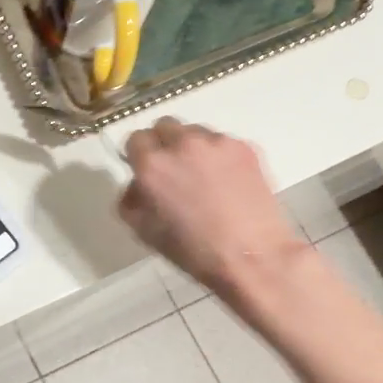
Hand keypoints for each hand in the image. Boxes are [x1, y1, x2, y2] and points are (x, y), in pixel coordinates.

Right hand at [118, 116, 305, 297]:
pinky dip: (219, 157)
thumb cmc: (193, 251)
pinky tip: (227, 183)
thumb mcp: (145, 232)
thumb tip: (138, 185)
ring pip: (195, 132)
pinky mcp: (245, 147)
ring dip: (192, 148)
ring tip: (203, 177)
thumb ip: (131, 200)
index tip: (146, 171)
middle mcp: (182, 144)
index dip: (138, 155)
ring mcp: (217, 142)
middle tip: (173, 171)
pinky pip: (222, 143)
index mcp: (153, 166)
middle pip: (164, 126)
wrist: (251, 256)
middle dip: (163, 144)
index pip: (135, 139)